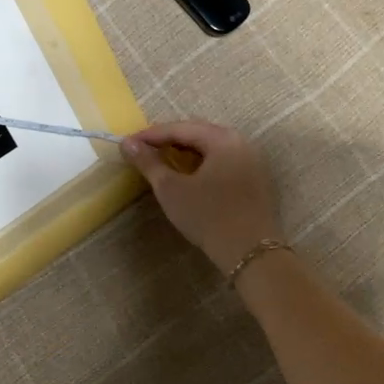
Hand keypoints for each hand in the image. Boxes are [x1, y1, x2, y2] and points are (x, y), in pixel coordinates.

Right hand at [119, 120, 283, 272]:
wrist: (251, 254)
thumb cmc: (208, 216)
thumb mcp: (171, 189)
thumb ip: (149, 163)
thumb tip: (127, 143)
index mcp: (222, 139)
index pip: (180, 128)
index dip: (150, 135)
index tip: (127, 143)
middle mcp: (241, 142)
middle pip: (198, 132)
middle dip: (169, 139)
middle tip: (143, 149)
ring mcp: (252, 161)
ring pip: (212, 147)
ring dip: (186, 150)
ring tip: (163, 159)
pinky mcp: (255, 179)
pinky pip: (223, 160)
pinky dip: (203, 162)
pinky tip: (189, 173)